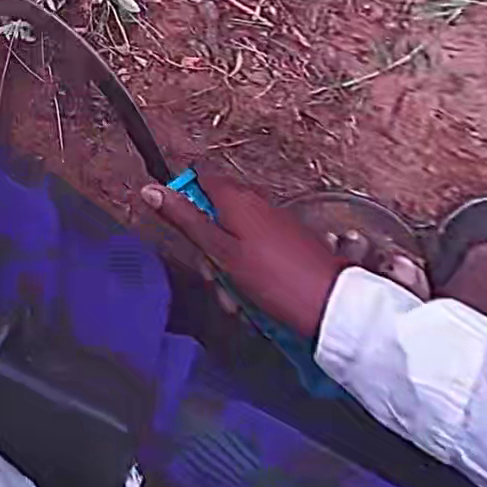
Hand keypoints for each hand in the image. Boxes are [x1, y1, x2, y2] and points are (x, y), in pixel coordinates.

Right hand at [138, 179, 345, 338]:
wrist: (336, 309)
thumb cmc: (275, 278)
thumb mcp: (219, 250)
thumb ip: (183, 218)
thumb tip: (149, 188)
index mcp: (235, 197)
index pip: (197, 177)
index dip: (182, 197)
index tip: (180, 224)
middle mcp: (254, 203)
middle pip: (212, 214)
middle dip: (206, 247)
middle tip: (213, 274)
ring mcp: (272, 224)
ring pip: (231, 239)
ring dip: (226, 268)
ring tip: (237, 300)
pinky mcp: (287, 245)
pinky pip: (253, 253)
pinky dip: (247, 274)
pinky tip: (253, 301)